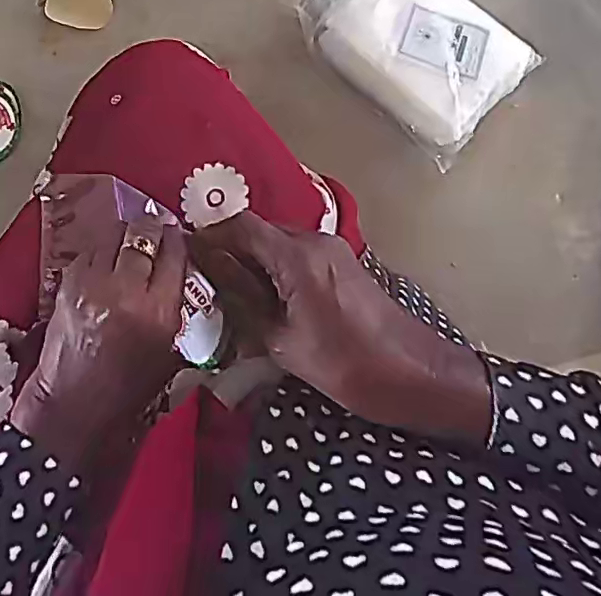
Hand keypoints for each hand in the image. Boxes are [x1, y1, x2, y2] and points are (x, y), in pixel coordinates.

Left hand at [11, 195, 186, 462]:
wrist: (74, 407)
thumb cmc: (128, 388)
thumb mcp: (169, 349)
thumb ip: (177, 305)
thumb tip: (181, 270)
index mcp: (159, 311)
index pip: (175, 255)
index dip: (178, 240)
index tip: (177, 236)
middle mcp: (128, 292)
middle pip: (144, 237)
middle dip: (152, 228)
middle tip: (155, 227)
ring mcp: (94, 285)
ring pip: (114, 236)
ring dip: (125, 234)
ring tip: (130, 237)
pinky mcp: (68, 284)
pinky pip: (90, 251)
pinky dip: (101, 250)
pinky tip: (106, 257)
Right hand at [197, 212, 490, 444]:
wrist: (414, 374)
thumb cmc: (347, 364)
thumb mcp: (283, 342)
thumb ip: (245, 302)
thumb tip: (213, 278)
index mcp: (297, 257)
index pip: (242, 226)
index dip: (210, 234)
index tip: (186, 253)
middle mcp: (314, 240)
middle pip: (259, 230)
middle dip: (229, 248)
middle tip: (203, 278)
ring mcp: (331, 248)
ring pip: (278, 240)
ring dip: (252, 258)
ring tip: (228, 291)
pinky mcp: (341, 261)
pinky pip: (296, 252)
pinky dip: (274, 265)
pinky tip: (263, 295)